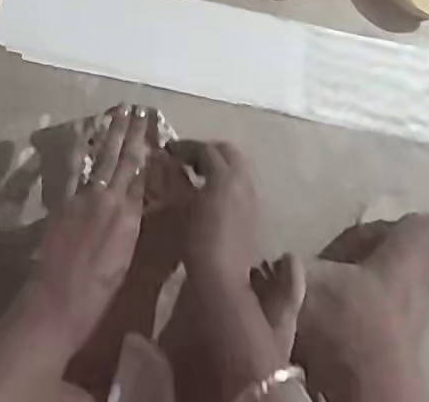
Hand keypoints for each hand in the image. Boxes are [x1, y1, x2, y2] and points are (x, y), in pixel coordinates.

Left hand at [15, 106, 152, 351]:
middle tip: (140, 109)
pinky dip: (82, 149)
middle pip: (125, 160)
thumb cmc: (96, 294)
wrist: (56, 303)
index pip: (142, 176)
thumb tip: (137, 202)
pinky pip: (76, 168)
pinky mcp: (65, 201)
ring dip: (112, 132)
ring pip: (104, 157)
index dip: (147, 151)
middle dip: (133, 133)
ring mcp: (85, 198)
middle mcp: (110, 201)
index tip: (152, 129)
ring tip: (120, 111)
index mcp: (130, 218)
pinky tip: (84, 132)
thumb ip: (130, 225)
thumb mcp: (124, 260)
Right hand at [172, 140, 260, 282]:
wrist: (225, 281)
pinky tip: (215, 192)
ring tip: (200, 175)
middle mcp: (244, 179)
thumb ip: (181, 183)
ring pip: (238, 164)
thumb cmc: (199, 243)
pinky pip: (244, 181)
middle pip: (226, 151)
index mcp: (225, 175)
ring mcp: (255, 194)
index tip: (169, 151)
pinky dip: (229, 177)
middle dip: (206, 151)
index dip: (186, 148)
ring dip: (220, 163)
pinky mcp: (258, 210)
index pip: (205, 149)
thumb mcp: (184, 209)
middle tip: (186, 160)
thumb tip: (173, 167)